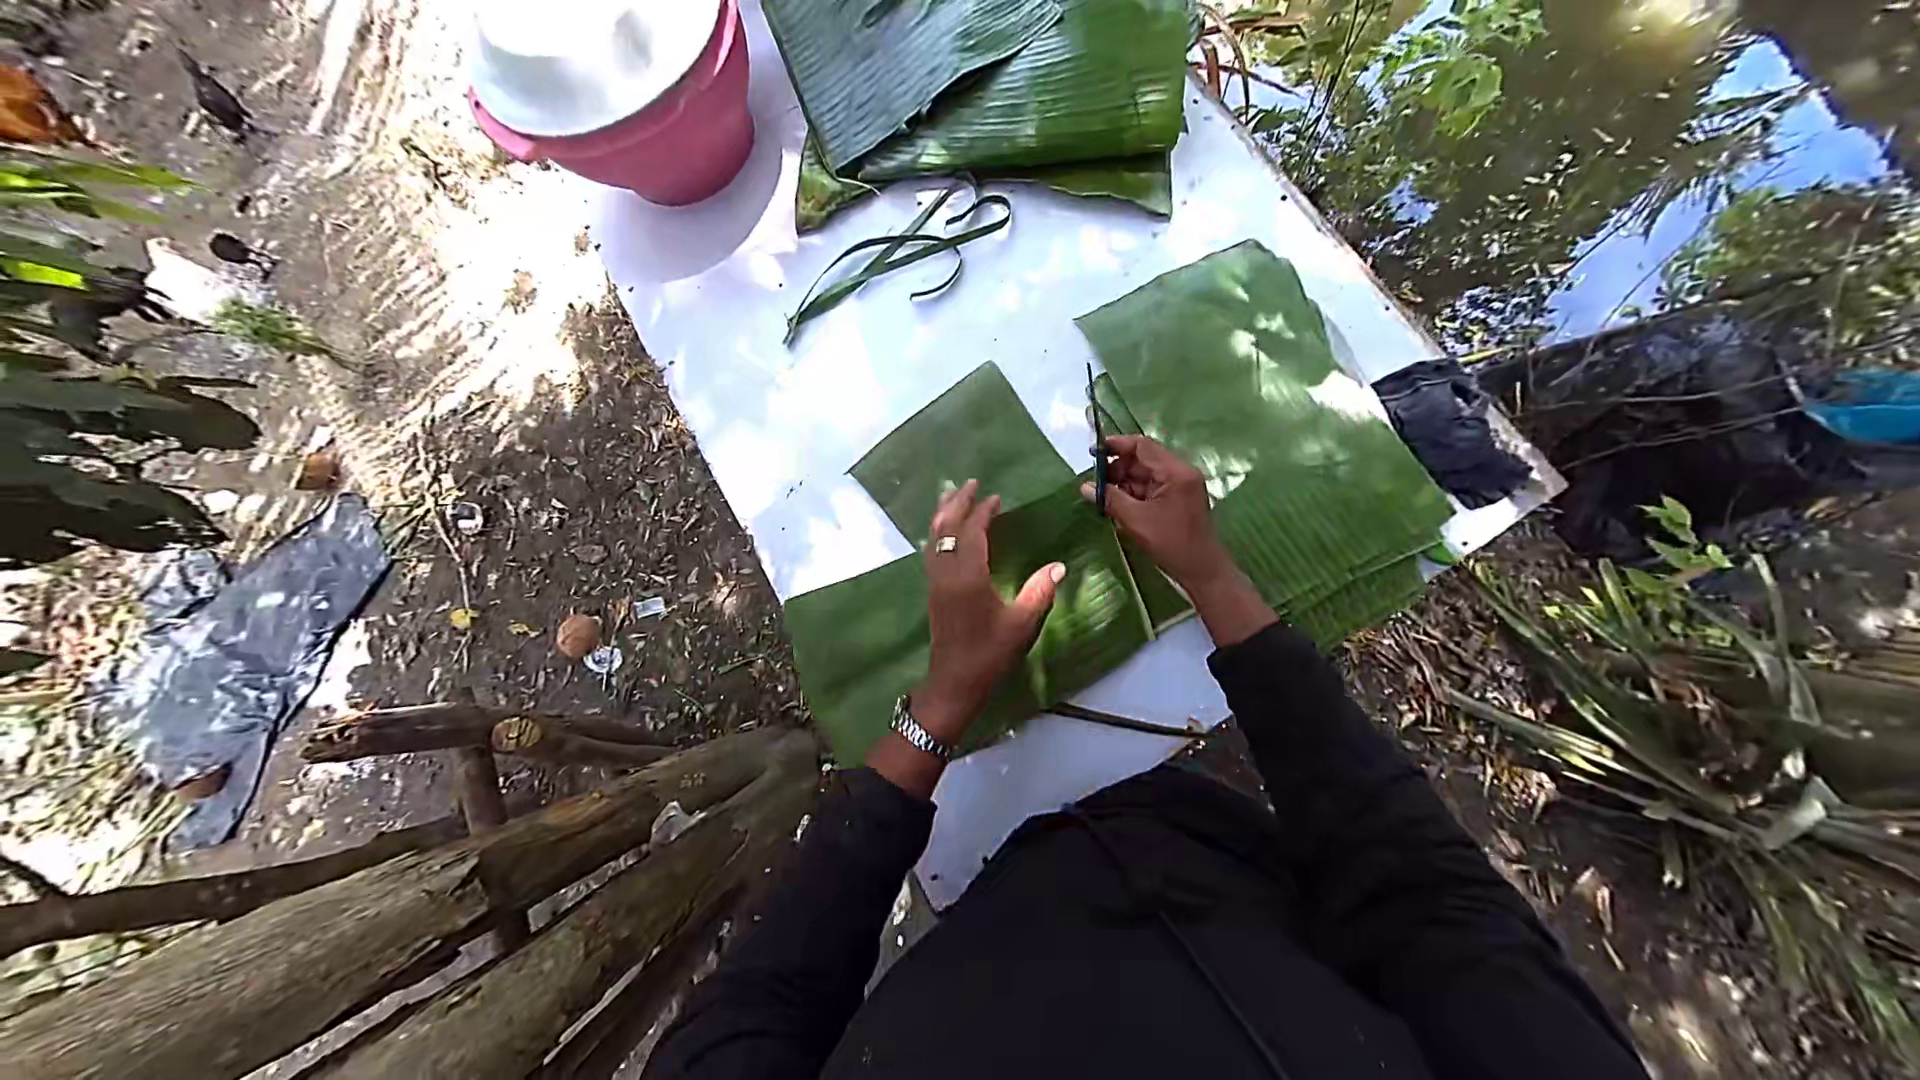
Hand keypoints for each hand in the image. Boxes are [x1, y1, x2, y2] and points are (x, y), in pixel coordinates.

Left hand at [912, 479, 1064, 743]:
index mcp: (968, 577)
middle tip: (970, 483)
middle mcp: (946, 574)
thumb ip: (1039, 591)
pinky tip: (946, 533)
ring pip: (932, 539)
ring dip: (943, 515)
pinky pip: (931, 552)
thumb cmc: (989, 654)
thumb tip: (1058, 565)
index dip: (982, 512)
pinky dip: (938, 533)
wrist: (954, 682)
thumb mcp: (1021, 624)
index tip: (995, 497)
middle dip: (957, 503)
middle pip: (945, 528)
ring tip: (953, 497)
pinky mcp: (933, 592)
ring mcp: (935, 583)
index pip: (971, 533)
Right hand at [1081, 434, 1275, 646]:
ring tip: (1102, 496)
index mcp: (1175, 472)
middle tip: (1095, 483)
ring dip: (1123, 482)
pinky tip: (1116, 504)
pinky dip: (1133, 493)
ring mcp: (1179, 485)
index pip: (1142, 446)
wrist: (1201, 568)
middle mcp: (1180, 472)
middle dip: (1117, 468)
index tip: (1094, 453)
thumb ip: (1110, 499)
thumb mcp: (1136, 520)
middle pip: (1142, 459)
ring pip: (1144, 474)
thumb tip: (1085, 486)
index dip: (1116, 445)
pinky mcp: (1176, 498)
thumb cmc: (1171, 543)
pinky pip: (1151, 487)